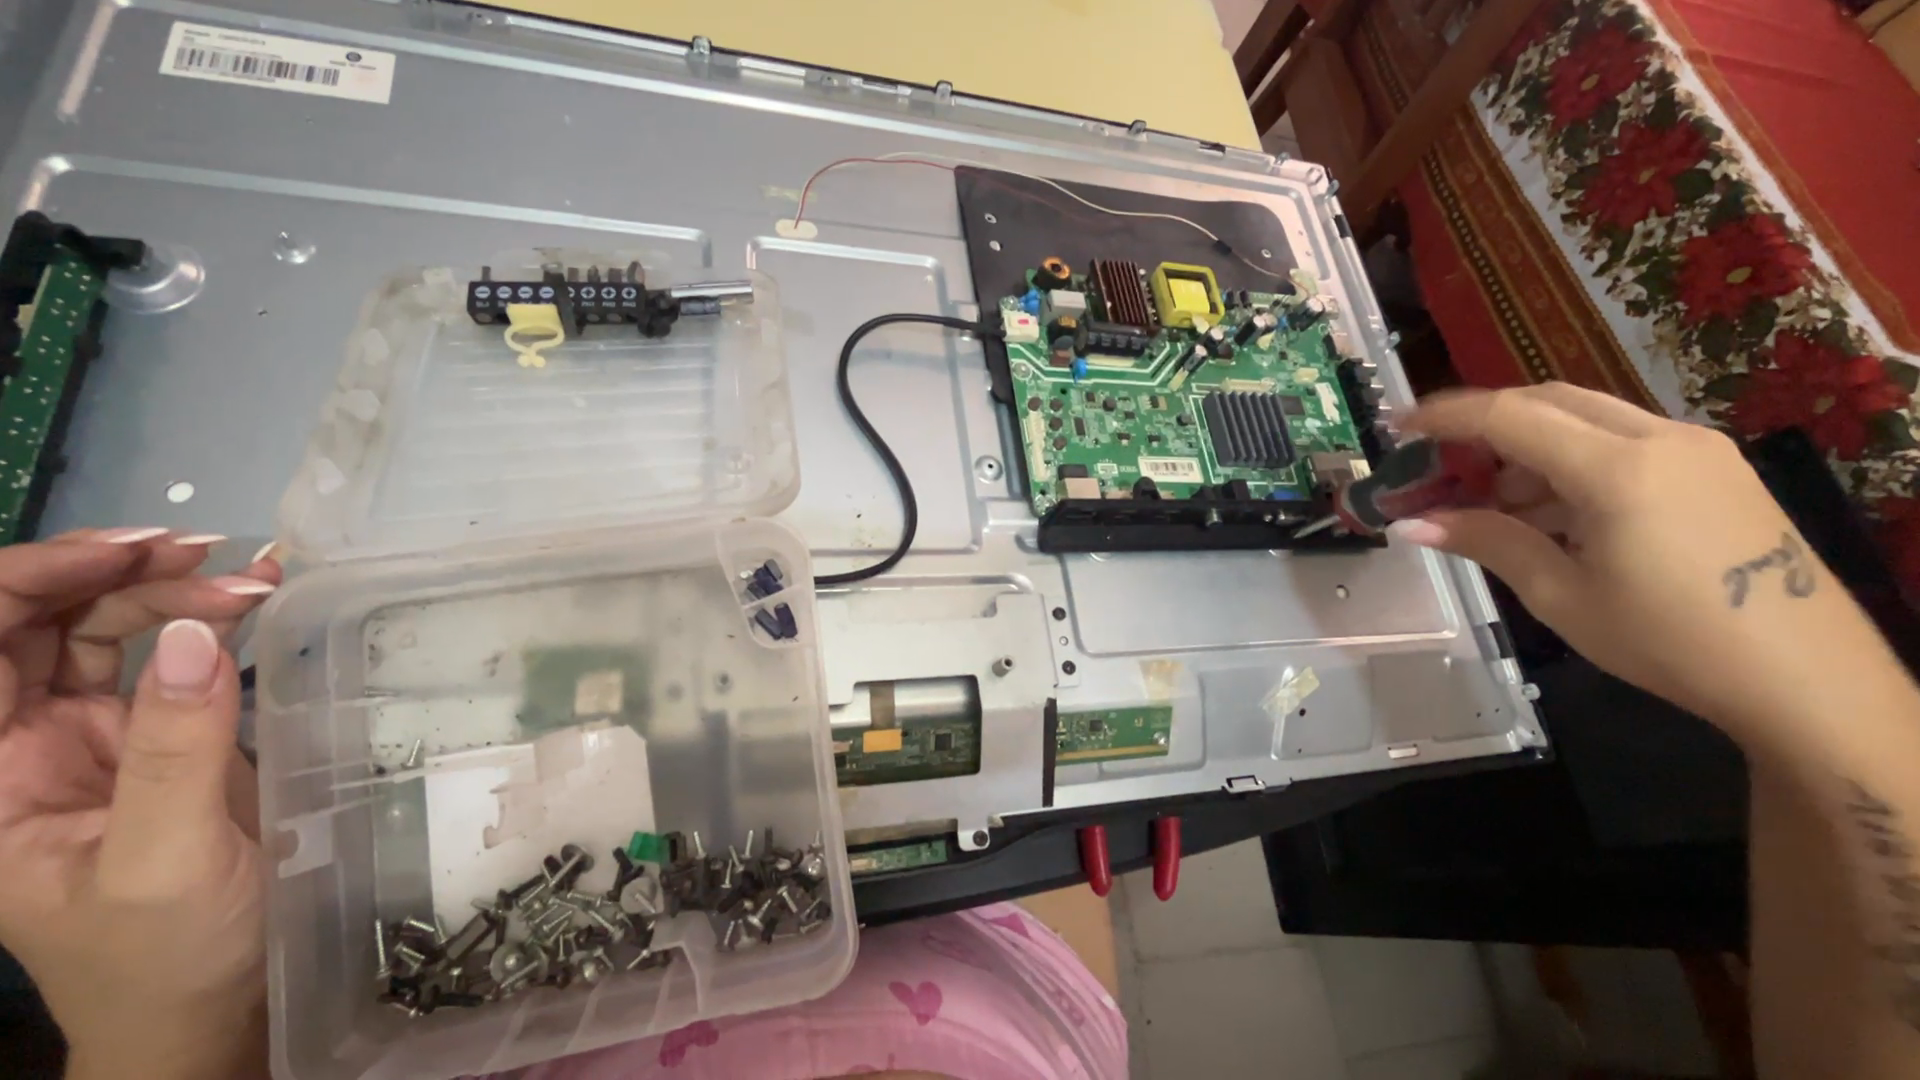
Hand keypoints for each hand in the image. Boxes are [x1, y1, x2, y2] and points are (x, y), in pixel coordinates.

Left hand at [0, 530, 280, 1079]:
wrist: (215, 1001)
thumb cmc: (165, 952)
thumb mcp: (165, 858)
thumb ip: (172, 749)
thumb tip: (195, 634)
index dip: (30, 583)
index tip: (136, 552)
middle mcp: (18, 744)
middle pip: (33, 626)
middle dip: (112, 575)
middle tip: (209, 556)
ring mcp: (91, 737)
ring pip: (103, 631)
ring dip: (170, 592)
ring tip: (252, 576)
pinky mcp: (161, 736)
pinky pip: (171, 657)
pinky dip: (209, 619)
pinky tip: (257, 594)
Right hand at [1397, 384, 1876, 744]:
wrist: (1805, 678)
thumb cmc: (1667, 640)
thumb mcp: (1560, 595)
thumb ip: (1486, 542)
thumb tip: (1411, 524)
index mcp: (1617, 468)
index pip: (1509, 416)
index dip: (1444, 416)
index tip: (1397, 426)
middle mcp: (1660, 438)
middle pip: (1547, 401)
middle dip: (1484, 424)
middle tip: (1440, 464)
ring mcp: (1696, 449)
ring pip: (1586, 418)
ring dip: (1528, 446)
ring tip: (1492, 503)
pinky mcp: (1715, 469)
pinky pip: (1623, 442)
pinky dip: (1570, 461)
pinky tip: (1551, 512)